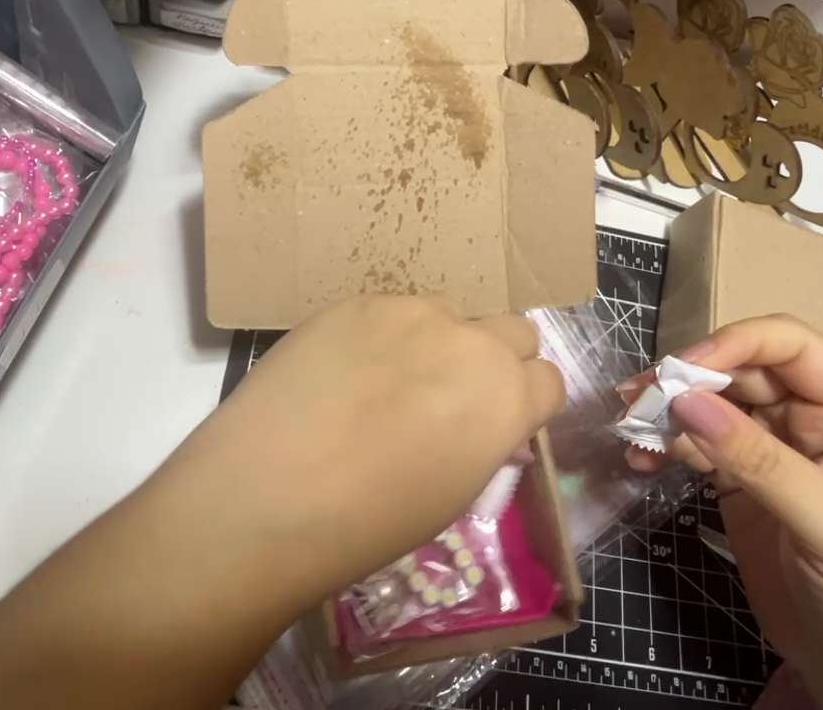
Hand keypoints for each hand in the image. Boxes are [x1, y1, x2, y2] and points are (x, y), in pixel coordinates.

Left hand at [170, 295, 564, 598]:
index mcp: (508, 398)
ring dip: (434, 342)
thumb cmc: (371, 522)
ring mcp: (411, 312)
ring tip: (381, 384)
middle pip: (512, 331)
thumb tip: (484, 426)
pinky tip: (342, 372)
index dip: (524, 403)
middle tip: (449, 395)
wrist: (274, 489)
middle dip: (494, 360)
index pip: (547, 379)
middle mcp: (471, 341)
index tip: (496, 422)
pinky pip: (390, 311)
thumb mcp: (454, 494)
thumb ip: (483, 441)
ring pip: (447, 314)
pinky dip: (382, 336)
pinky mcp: (358, 300)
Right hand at [624, 316, 822, 709]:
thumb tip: (683, 399)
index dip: (734, 344)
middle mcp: (810, 419)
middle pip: (739, 369)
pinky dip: (664, 444)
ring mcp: (772, 450)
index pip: (789, 346)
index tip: (680, 371)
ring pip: (710, 403)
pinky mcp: (740, 481)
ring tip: (629, 429)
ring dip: (666, 409)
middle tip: (635, 400)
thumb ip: (759, 461)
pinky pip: (695, 443)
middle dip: (687, 377)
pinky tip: (640, 460)